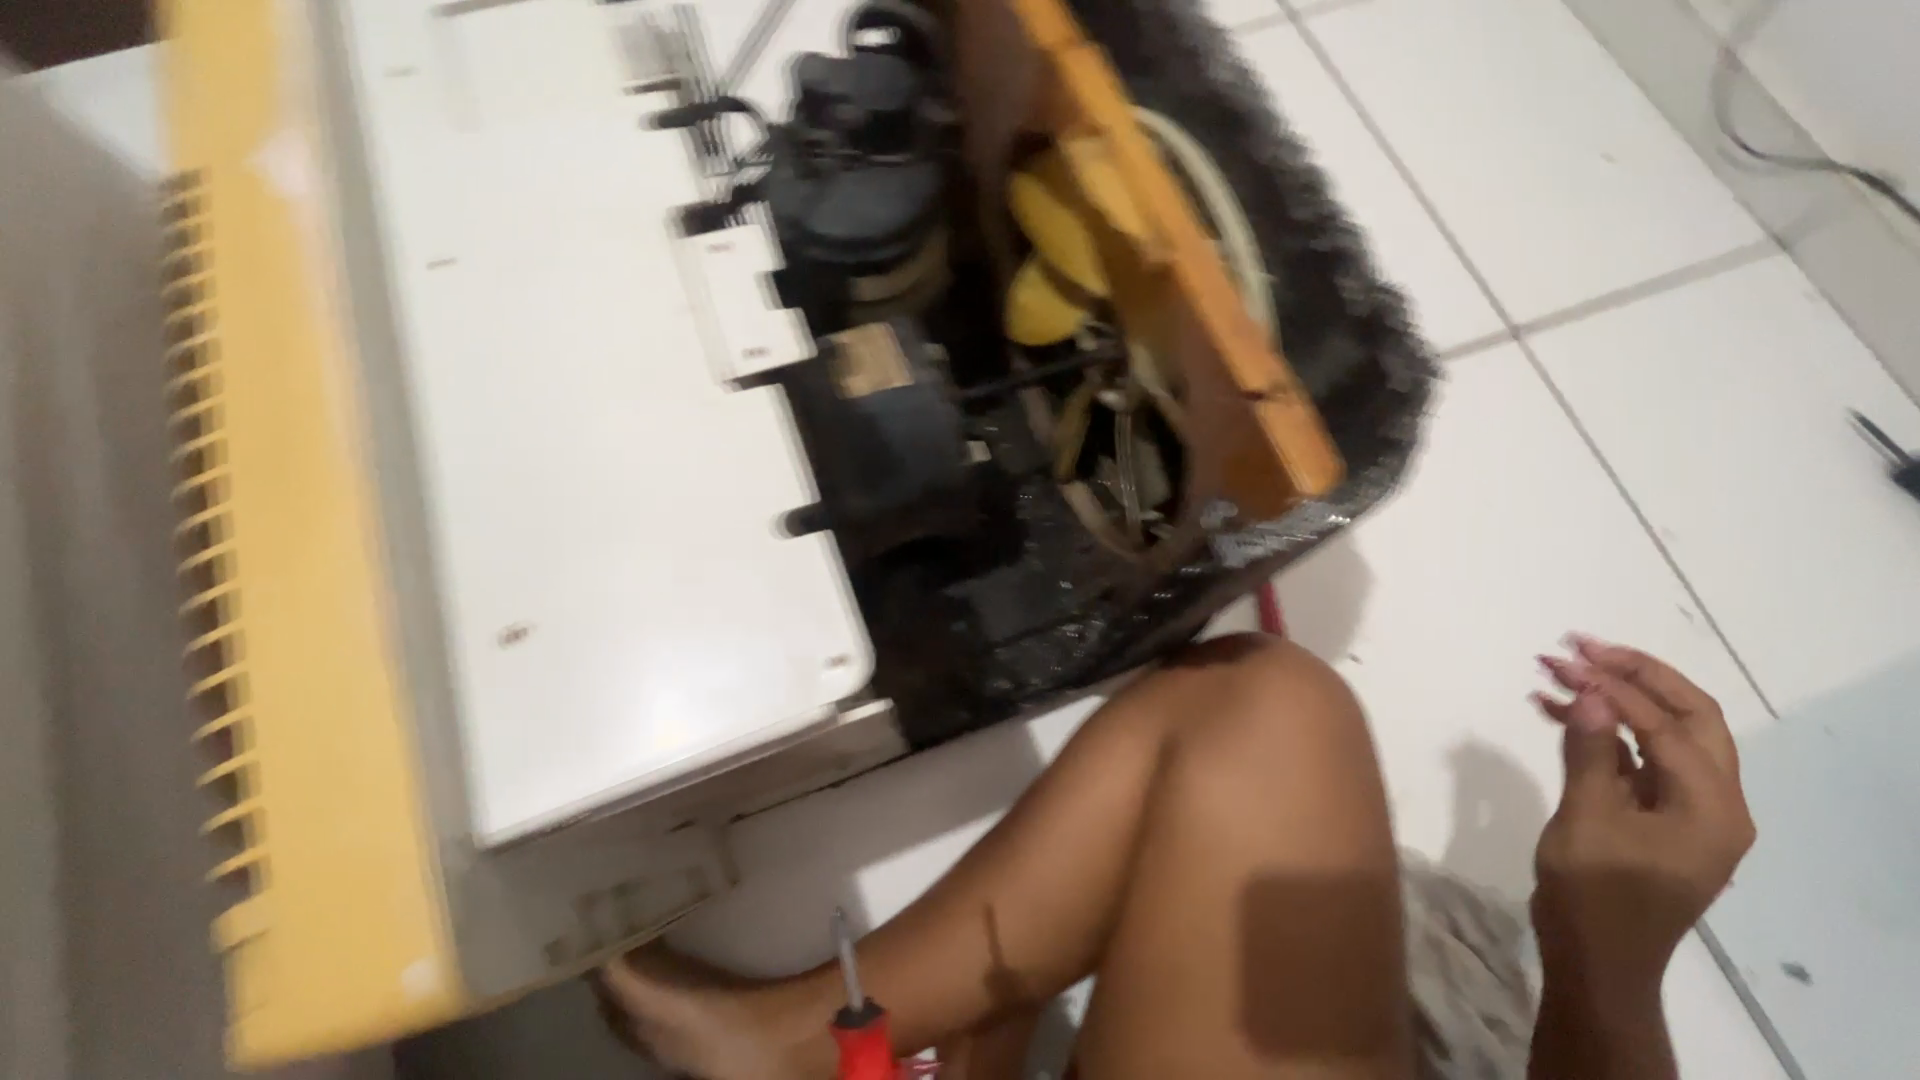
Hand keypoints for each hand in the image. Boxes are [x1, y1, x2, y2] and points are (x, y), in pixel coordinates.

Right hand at [1530, 636, 1755, 998]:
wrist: (1597, 959)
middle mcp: (1715, 803)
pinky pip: (1639, 758)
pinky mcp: (1658, 817)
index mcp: (1712, 808)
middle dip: (1635, 676)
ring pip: (1663, 734)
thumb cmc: (1594, 895)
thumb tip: (1588, 694)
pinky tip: (1557, 711)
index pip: (1670, 726)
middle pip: (1689, 718)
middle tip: (1580, 647)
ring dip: (1616, 698)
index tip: (1564, 660)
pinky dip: (1604, 731)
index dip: (1618, 688)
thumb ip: (1590, 754)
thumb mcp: (1586, 821)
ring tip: (1559, 668)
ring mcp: (1688, 810)